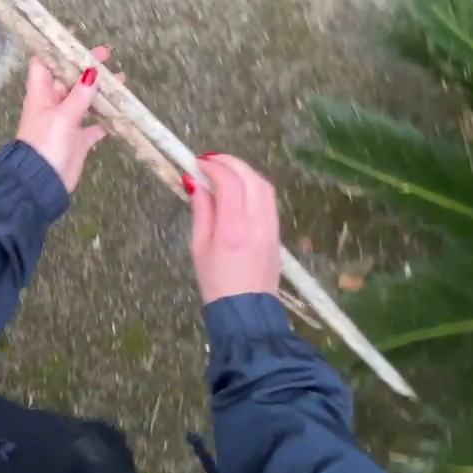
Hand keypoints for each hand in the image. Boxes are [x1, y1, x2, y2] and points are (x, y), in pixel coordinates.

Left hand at [15, 46, 109, 192]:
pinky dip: (104, 119)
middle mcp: (52, 103)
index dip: (55, 48)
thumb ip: (79, 95)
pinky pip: (93, 125)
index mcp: (41, 93)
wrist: (42, 182)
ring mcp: (65, 122)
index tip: (72, 35)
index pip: (44, 62)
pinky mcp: (77, 140)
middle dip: (86, 66)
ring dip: (99, 90)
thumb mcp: (63, 116)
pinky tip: (119, 112)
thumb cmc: (46, 143)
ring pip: (84, 100)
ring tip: (120, 79)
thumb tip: (92, 72)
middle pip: (68, 78)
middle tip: (107, 54)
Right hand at [188, 153, 281, 303]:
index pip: (229, 183)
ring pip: (263, 186)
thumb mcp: (198, 246)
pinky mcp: (277, 233)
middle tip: (210, 160)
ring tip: (224, 170)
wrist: (246, 313)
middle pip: (250, 178)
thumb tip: (195, 182)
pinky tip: (238, 187)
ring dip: (244, 171)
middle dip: (230, 162)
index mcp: (233, 228)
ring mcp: (271, 228)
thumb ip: (201, 211)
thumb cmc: (215, 281)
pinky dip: (253, 185)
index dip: (213, 166)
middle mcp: (257, 224)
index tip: (197, 163)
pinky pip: (268, 199)